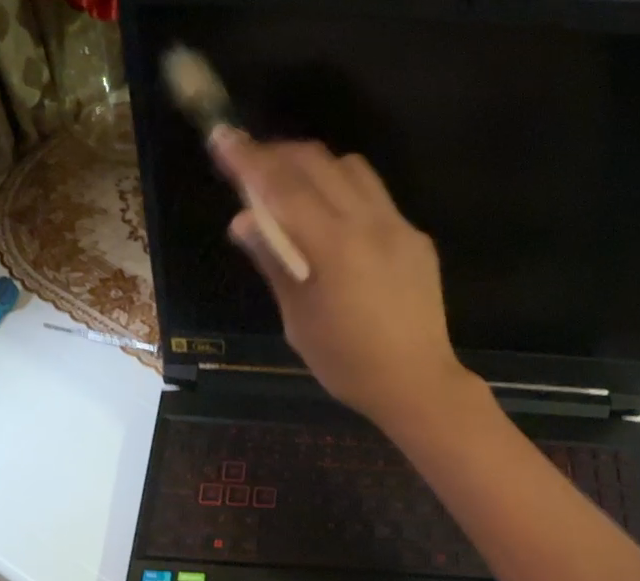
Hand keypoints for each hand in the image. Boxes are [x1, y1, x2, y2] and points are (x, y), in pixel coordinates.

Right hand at [210, 131, 472, 427]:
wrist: (417, 383)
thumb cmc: (348, 365)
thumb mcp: (300, 322)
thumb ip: (276, 264)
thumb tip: (245, 221)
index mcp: (334, 247)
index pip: (283, 186)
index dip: (248, 159)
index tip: (222, 138)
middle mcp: (369, 223)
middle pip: (317, 162)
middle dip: (278, 154)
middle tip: (251, 164)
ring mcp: (398, 227)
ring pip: (352, 169)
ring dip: (316, 168)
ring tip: (293, 189)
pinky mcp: (416, 239)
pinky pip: (376, 198)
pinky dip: (346, 194)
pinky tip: (335, 225)